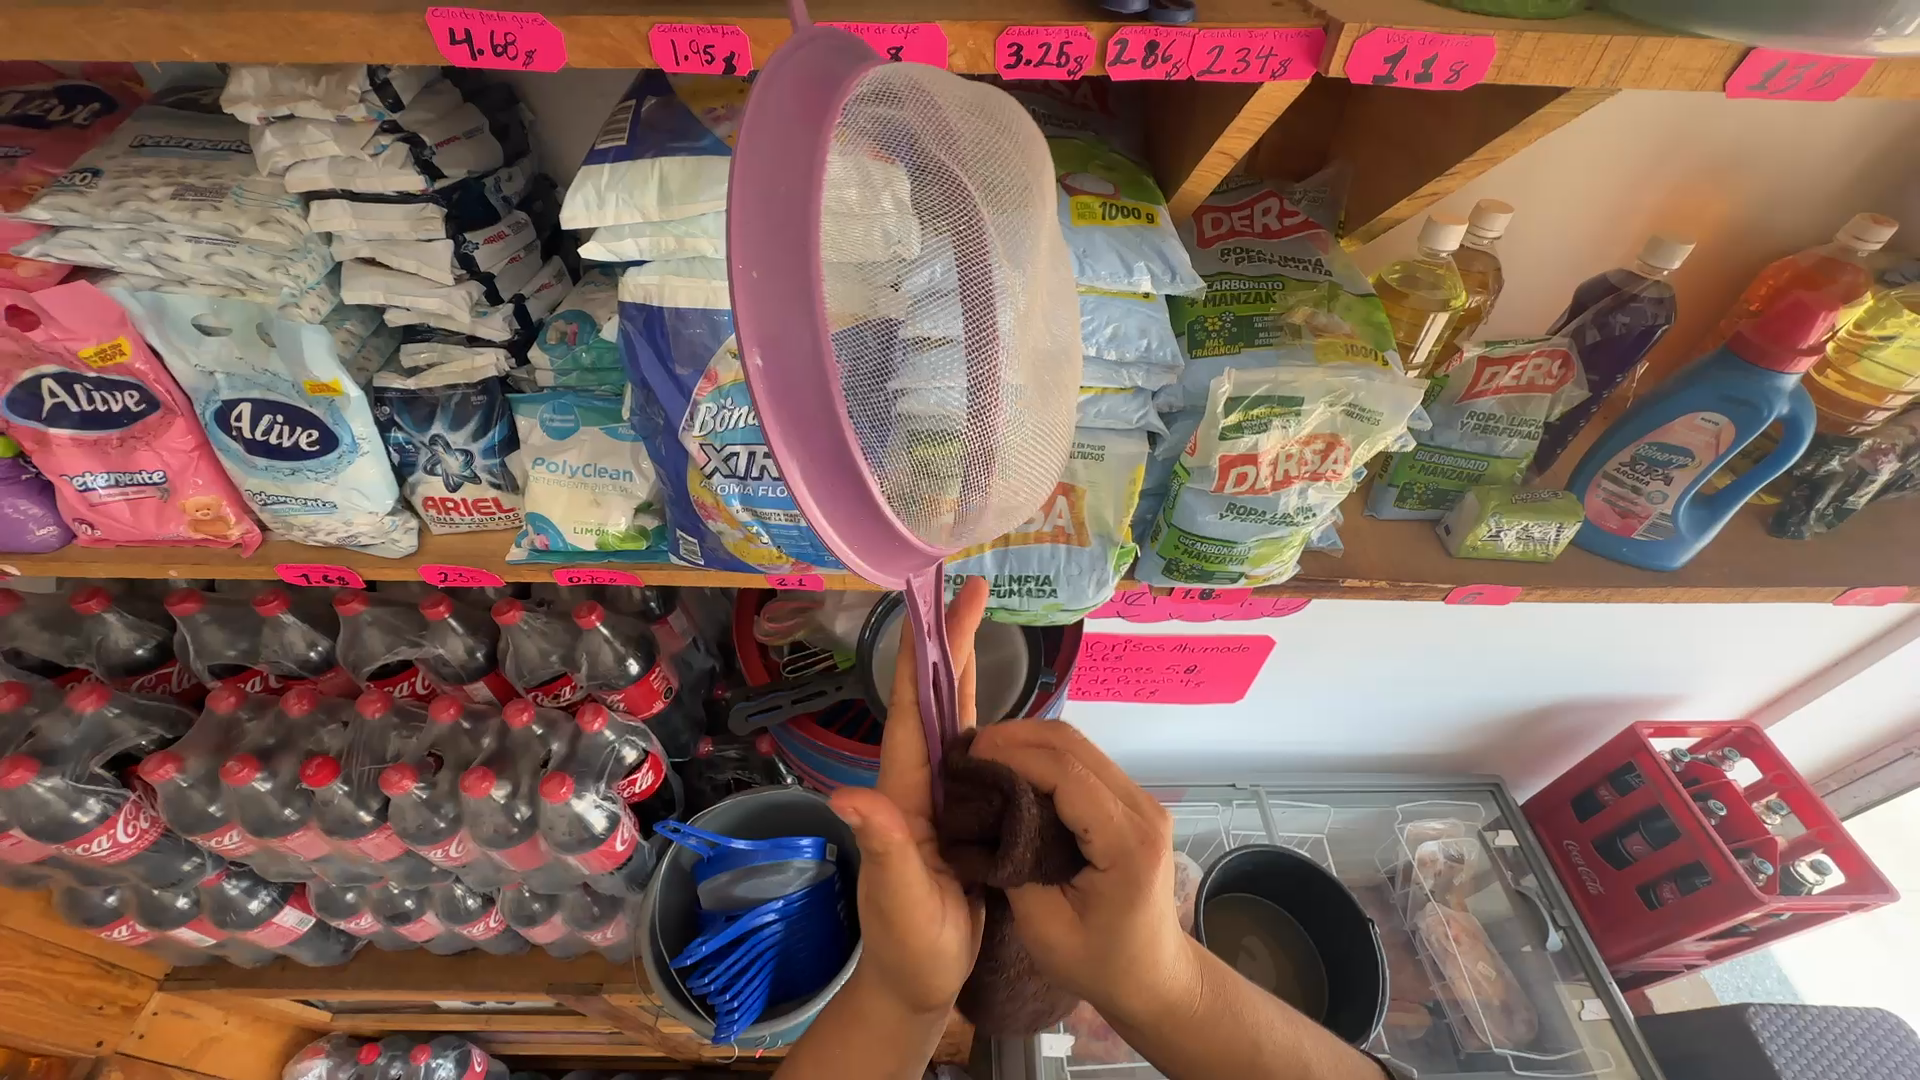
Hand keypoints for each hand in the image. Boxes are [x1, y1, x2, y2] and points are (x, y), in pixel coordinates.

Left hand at [828, 577, 989, 1016]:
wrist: (919, 979)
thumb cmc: (909, 944)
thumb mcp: (897, 900)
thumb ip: (882, 848)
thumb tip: (847, 793)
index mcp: (905, 787)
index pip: (912, 707)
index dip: (922, 654)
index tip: (935, 603)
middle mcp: (920, 776)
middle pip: (935, 696)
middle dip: (950, 640)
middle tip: (971, 588)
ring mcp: (941, 790)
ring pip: (955, 714)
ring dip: (965, 663)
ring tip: (980, 617)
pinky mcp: (964, 806)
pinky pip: (975, 745)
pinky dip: (982, 707)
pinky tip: (998, 693)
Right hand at [968, 720, 1201, 1024]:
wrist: (1153, 975)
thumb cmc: (1100, 963)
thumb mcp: (1045, 930)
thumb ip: (1015, 866)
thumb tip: (987, 814)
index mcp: (1127, 843)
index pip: (1067, 774)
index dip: (1015, 756)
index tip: (970, 760)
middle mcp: (1142, 808)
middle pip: (1073, 745)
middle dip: (1016, 737)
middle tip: (970, 753)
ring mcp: (1141, 799)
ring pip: (1078, 745)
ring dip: (1029, 741)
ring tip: (986, 756)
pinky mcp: (1131, 799)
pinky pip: (1084, 760)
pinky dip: (1044, 755)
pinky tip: (1014, 767)